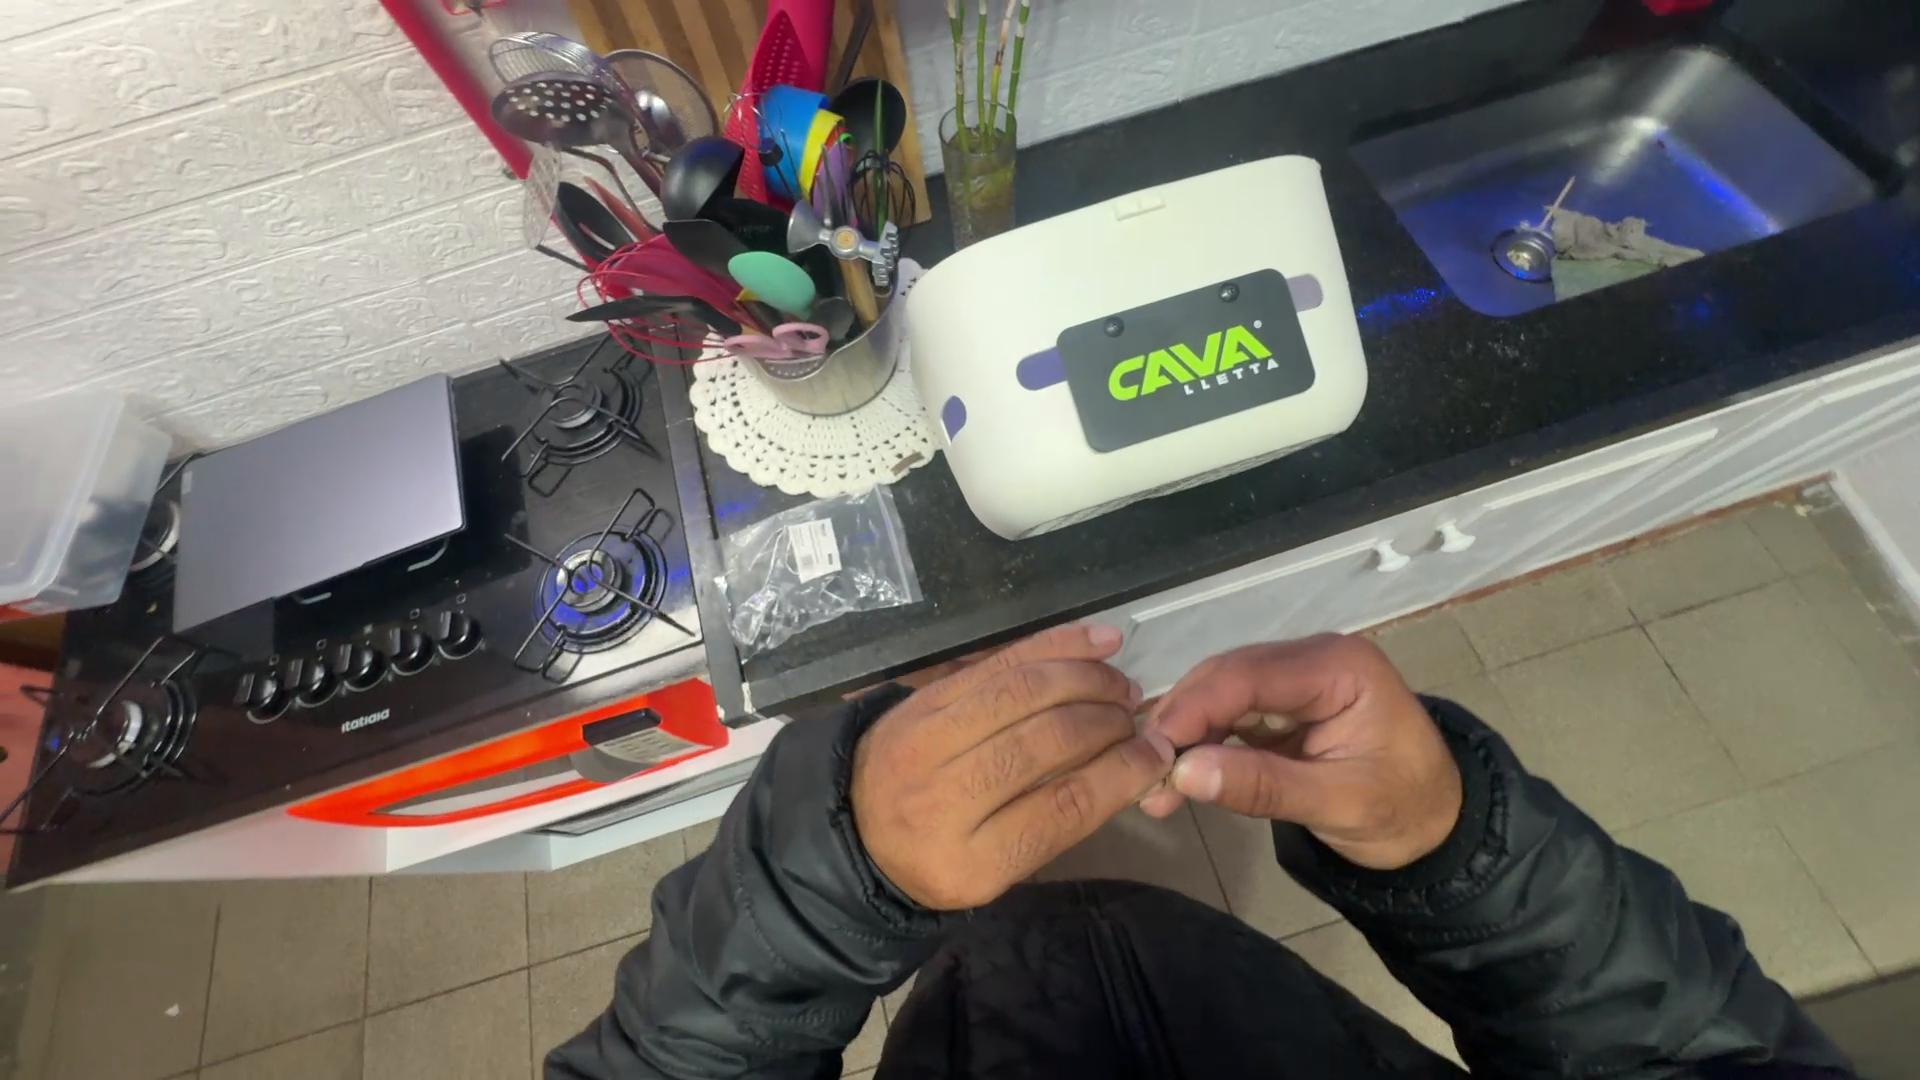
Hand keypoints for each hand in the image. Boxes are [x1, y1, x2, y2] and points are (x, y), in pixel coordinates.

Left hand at [852, 623, 1174, 909]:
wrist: (854, 824)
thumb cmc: (937, 855)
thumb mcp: (995, 867)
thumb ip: (1058, 818)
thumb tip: (1130, 762)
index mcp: (966, 862)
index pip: (1061, 807)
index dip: (1120, 773)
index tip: (1155, 753)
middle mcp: (942, 797)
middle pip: (1043, 742)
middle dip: (1103, 721)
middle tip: (1135, 714)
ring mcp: (926, 738)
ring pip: (1019, 691)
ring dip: (1083, 678)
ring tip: (1117, 682)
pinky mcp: (923, 698)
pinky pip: (995, 661)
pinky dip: (1050, 646)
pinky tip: (1093, 642)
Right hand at [1140, 635, 1460, 870]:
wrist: (1440, 828)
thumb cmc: (1405, 813)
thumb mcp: (1341, 805)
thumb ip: (1263, 786)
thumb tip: (1183, 774)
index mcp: (1338, 667)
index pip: (1248, 675)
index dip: (1195, 708)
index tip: (1155, 749)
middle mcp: (1310, 657)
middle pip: (1226, 674)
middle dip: (1182, 719)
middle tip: (1147, 768)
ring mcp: (1293, 675)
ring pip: (1219, 688)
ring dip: (1185, 730)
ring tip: (1157, 777)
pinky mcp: (1280, 698)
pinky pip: (1229, 707)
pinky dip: (1202, 737)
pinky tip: (1183, 767)